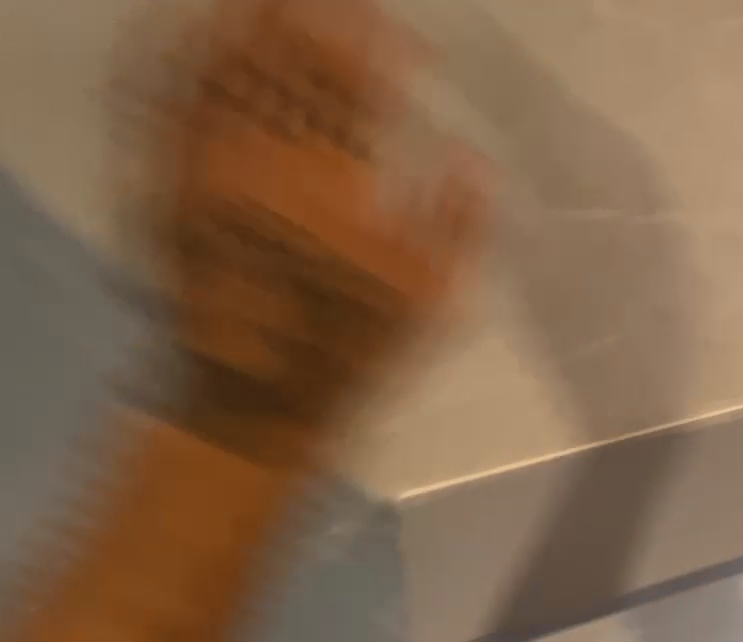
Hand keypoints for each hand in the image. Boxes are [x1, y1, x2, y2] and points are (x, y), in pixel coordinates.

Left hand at [139, 0, 485, 461]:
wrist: (252, 388)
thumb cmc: (354, 348)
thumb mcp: (428, 304)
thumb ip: (456, 230)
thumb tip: (472, 158)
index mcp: (336, 193)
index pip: (357, 96)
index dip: (378, 52)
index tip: (404, 34)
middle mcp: (262, 164)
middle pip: (289, 66)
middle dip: (319, 17)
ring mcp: (201, 163)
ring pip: (221, 65)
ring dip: (251, 18)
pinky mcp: (159, 174)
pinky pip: (156, 94)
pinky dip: (171, 48)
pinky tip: (189, 20)